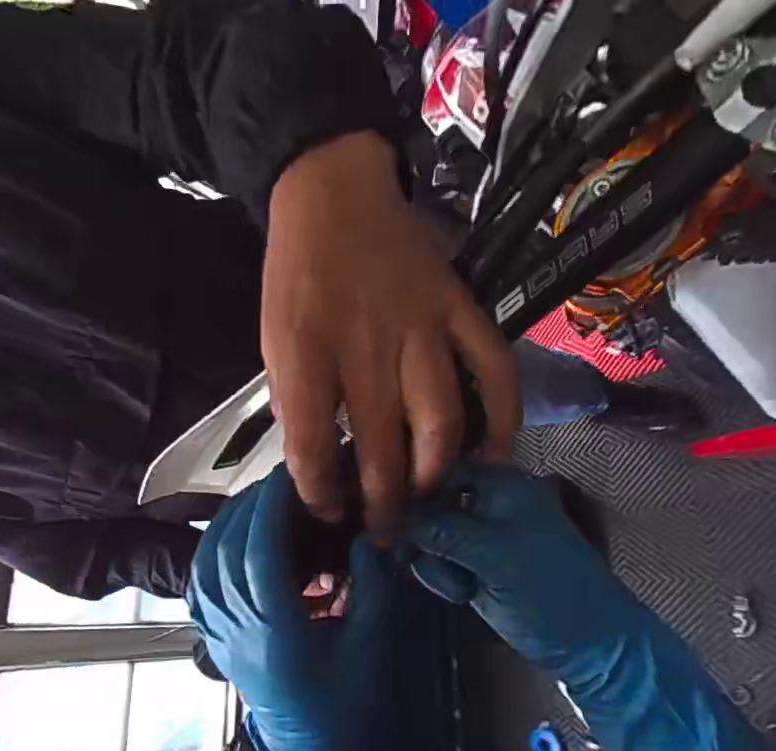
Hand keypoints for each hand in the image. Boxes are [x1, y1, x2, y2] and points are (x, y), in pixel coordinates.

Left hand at [188, 465, 402, 750]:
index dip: (273, 505)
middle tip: (285, 481)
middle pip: (227, 549)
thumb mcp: (371, 650)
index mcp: (276, 629)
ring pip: (205, 563)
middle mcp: (236, 627)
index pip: (260, 550)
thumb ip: (373, 589)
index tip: (294, 475)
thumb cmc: (345, 711)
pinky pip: (200, 585)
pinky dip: (213, 551)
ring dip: (228, 523)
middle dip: (252, 505)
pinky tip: (235, 538)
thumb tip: (370, 534)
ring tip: (262, 502)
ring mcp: (219, 634)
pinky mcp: (215, 639)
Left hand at [262, 132, 519, 539]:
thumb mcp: (274, 342)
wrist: (333, 194)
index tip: (327, 509)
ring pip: (440, 421)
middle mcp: (366, 348)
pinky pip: (492, 368)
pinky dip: (501, 416)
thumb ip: (297, 402)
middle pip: (382, 448)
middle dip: (383, 503)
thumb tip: (320, 463)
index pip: (313, 447)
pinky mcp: (458, 309)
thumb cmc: (296, 276)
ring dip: (433, 473)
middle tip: (384, 532)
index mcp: (305, 355)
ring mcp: (420, 328)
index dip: (318, 492)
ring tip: (426, 499)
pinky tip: (495, 454)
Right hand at [402, 461, 769, 750]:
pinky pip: (436, 562)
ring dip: (435, 564)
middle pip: (428, 504)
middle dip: (425, 535)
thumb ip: (444, 532)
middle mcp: (487, 504)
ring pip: (427, 537)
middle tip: (425, 558)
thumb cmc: (552, 591)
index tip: (392, 515)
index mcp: (504, 485)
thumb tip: (391, 517)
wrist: (587, 645)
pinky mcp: (471, 566)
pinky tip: (465, 596)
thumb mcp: (498, 557)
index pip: (444, 469)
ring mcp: (477, 538)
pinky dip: (442, 578)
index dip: (416, 488)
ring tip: (464, 588)